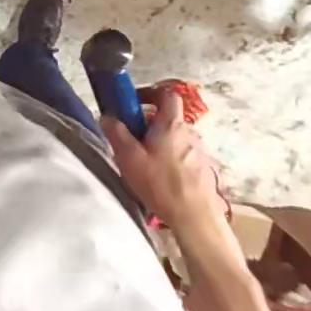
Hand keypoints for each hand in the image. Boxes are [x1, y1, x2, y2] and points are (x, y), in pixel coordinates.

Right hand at [105, 91, 228, 232]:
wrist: (195, 217)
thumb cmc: (160, 183)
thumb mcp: (129, 157)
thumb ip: (116, 133)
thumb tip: (106, 116)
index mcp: (171, 124)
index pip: (167, 94)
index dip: (150, 93)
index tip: (133, 102)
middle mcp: (189, 132)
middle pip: (168, 118)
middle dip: (149, 123)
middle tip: (131, 138)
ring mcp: (199, 151)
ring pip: (175, 137)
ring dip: (160, 141)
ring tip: (144, 161)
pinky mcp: (204, 169)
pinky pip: (183, 154)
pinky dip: (170, 157)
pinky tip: (161, 177)